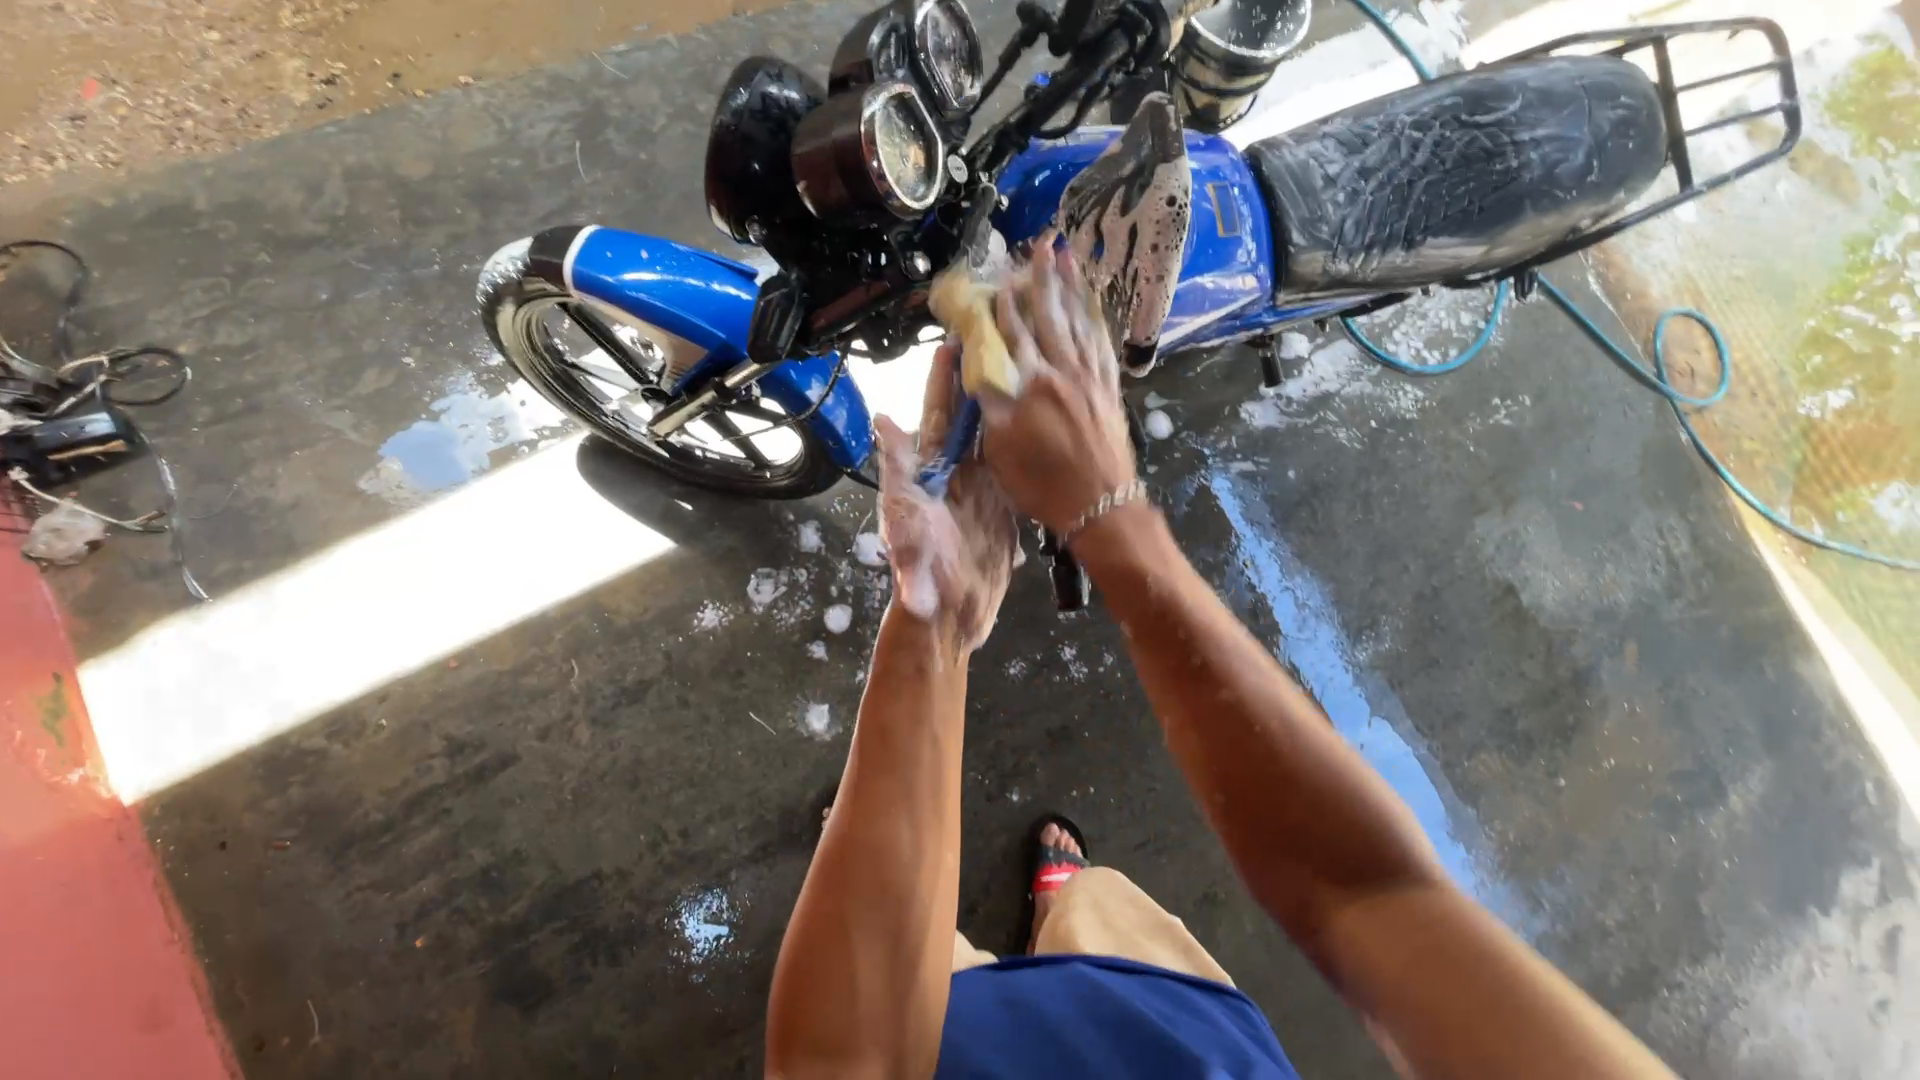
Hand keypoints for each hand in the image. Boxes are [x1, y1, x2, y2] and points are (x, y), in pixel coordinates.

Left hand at [874, 341, 1020, 652]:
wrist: (949, 618)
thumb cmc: (921, 575)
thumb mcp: (905, 522)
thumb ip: (896, 473)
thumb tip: (882, 419)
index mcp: (928, 473)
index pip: (938, 416)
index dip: (942, 380)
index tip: (953, 341)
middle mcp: (955, 476)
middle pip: (969, 420)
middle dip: (980, 381)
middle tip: (998, 342)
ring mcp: (982, 494)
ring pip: (995, 442)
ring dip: (1005, 409)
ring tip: (1026, 373)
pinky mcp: (1004, 514)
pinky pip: (1015, 473)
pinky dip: (1026, 449)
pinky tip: (1043, 428)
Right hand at [978, 242, 1136, 534]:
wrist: (1100, 504)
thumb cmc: (1043, 484)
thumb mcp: (1001, 448)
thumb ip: (991, 404)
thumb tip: (980, 371)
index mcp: (1031, 383)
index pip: (1013, 334)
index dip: (1005, 306)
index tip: (999, 280)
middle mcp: (1062, 370)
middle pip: (1050, 315)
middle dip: (1043, 279)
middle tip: (1041, 244)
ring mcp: (1091, 377)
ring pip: (1079, 320)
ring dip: (1072, 287)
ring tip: (1067, 257)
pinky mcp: (1109, 388)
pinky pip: (1101, 342)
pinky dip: (1095, 318)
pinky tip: (1092, 304)